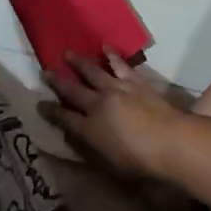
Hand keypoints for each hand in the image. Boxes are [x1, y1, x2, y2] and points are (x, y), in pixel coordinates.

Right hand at [44, 49, 185, 178]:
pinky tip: (105, 49)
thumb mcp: (109, 161)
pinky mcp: (135, 82)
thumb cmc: (140, 160)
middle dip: (57, 81)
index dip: (51, 111)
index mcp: (90, 128)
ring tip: (68, 53)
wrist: (169, 140)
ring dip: (79, 62)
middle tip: (45, 71)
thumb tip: (83, 133)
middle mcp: (99, 104)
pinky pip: (120, 65)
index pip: (65, 118)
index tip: (41, 104)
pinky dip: (112, 56)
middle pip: (73, 90)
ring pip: (93, 72)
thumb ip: (94, 145)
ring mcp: (117, 89)